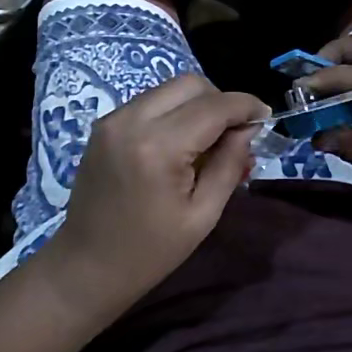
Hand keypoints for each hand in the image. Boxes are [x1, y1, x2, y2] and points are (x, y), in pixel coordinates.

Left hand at [43, 74, 268, 305]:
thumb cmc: (150, 252)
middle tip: (237, 133)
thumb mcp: (203, 214)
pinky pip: (151, 101)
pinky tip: (182, 143)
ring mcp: (113, 119)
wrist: (85, 267)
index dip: (246, 107)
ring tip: (211, 140)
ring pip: (170, 89)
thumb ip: (229, 164)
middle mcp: (132, 120)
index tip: (266, 118)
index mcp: (158, 147)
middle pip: (191, 84)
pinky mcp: (105, 125)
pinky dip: (174, 111)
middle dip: (221, 101)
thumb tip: (249, 130)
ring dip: (198, 104)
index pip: (214, 106)